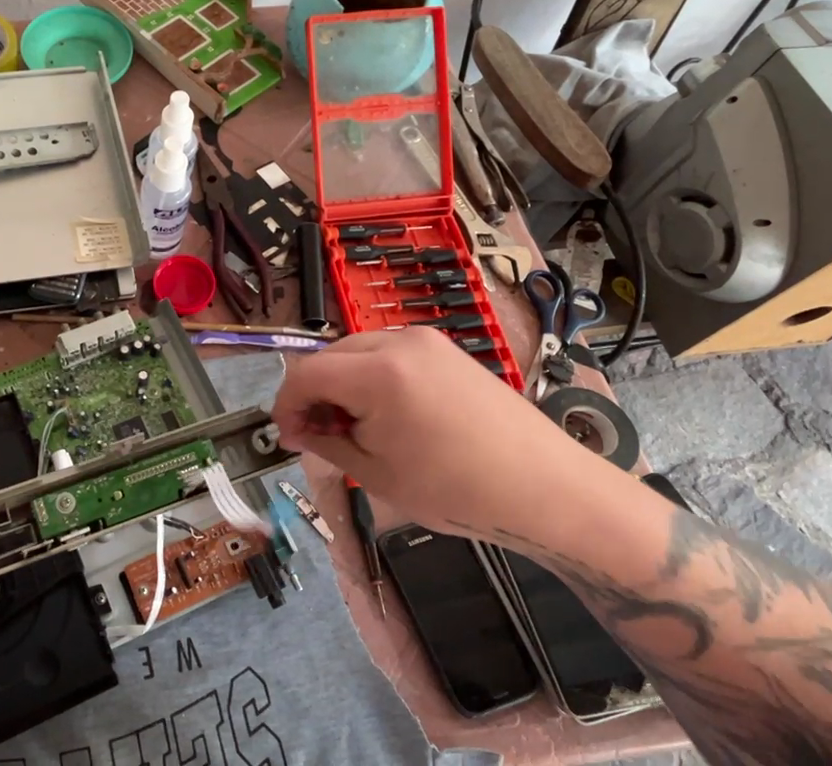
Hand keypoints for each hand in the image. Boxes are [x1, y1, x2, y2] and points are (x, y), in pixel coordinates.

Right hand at [271, 328, 606, 539]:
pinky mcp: (446, 350)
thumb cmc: (458, 490)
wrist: (545, 488)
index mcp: (377, 372)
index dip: (286, 404)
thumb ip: (325, 442)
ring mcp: (427, 341)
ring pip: (357, 351)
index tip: (287, 435)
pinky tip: (384, 415)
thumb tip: (297, 430)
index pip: (305, 373)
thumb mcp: (375, 473)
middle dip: (313, 393)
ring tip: (352, 429)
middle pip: (329, 355)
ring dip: (341, 384)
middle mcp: (399, 342)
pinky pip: (389, 354)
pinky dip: (371, 378)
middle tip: (316, 436)